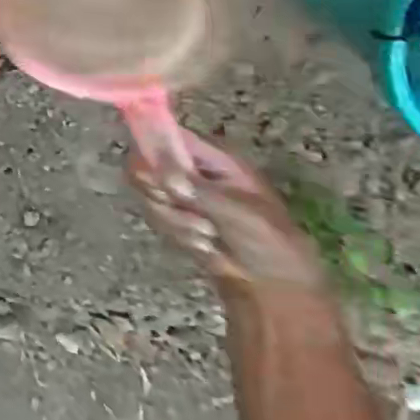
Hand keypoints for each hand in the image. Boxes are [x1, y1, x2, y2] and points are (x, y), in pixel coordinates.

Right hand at [127, 130, 328, 295]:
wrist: (275, 284)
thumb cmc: (270, 240)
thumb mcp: (241, 213)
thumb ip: (200, 191)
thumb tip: (164, 175)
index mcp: (210, 154)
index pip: (164, 135)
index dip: (152, 150)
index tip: (156, 179)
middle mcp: (187, 166)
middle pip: (144, 165)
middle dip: (163, 195)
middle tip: (189, 212)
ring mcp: (176, 189)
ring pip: (146, 193)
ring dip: (174, 220)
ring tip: (208, 236)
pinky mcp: (169, 212)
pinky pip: (151, 214)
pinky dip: (174, 232)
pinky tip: (202, 244)